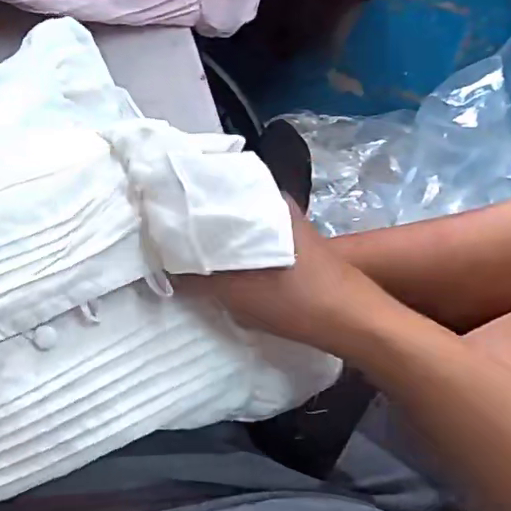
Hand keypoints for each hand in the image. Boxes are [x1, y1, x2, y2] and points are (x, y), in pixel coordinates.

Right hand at [180, 201, 400, 354]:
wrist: (355, 323)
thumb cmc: (295, 300)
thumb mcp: (233, 293)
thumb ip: (194, 278)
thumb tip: (161, 266)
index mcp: (261, 199)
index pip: (207, 187)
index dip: (178, 202)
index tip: (154, 215)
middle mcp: (274, 203)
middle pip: (220, 207)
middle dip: (193, 222)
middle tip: (163, 237)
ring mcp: (286, 224)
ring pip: (235, 225)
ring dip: (212, 239)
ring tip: (183, 252)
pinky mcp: (293, 245)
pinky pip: (250, 239)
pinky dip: (231, 250)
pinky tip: (215, 266)